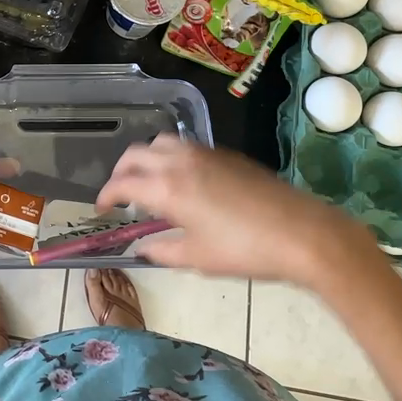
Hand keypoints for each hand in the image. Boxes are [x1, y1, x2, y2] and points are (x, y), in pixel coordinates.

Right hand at [97, 136, 387, 288]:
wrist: (300, 232)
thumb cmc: (244, 250)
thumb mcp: (197, 258)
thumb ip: (162, 250)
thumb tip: (141, 248)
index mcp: (167, 187)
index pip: (122, 183)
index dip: (106, 196)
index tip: (101, 210)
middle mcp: (180, 161)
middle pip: (136, 154)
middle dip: (121, 171)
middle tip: (121, 195)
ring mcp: (204, 153)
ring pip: (161, 142)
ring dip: (146, 158)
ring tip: (150, 182)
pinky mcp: (225, 154)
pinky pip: (185, 145)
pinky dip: (171, 157)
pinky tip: (183, 181)